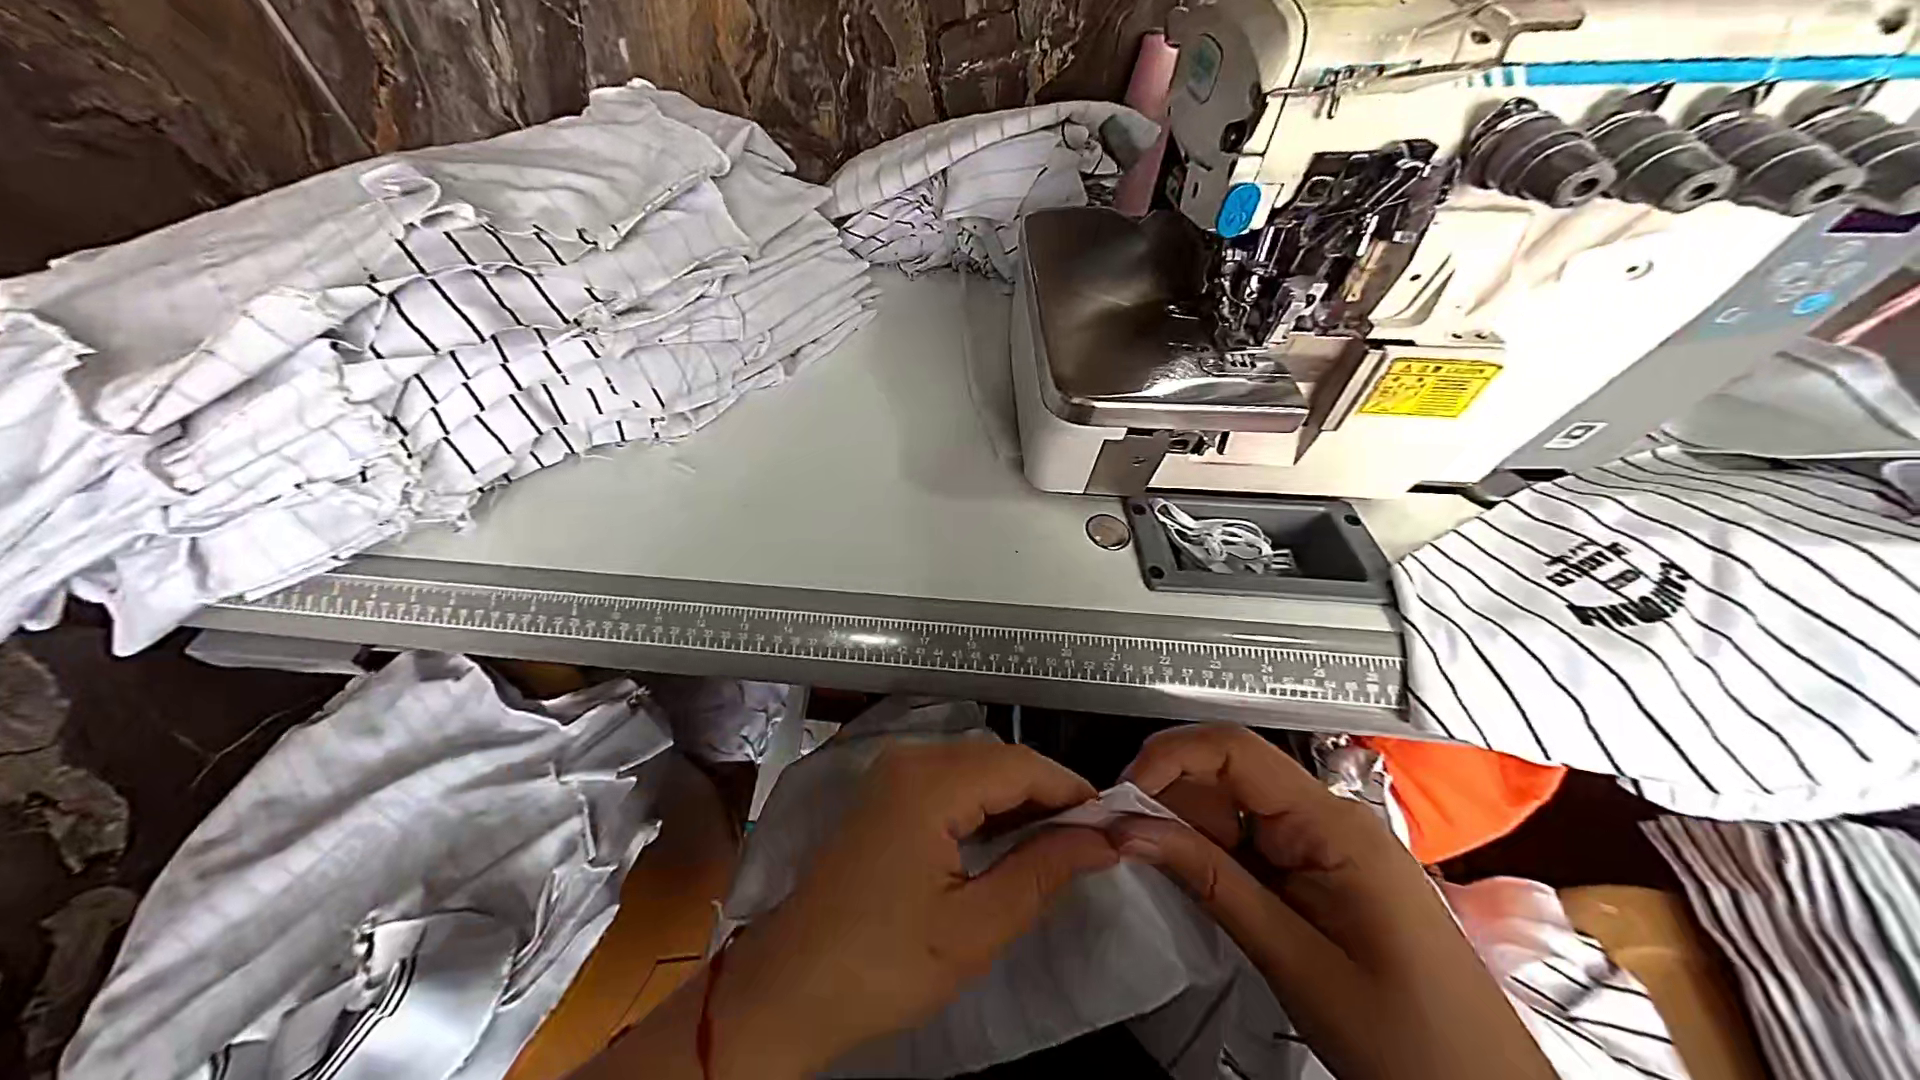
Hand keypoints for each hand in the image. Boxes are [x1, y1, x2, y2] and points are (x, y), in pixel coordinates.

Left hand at [706, 740, 1118, 1077]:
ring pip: (976, 765)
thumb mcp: (976, 926)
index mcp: (929, 781)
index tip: (1111, 826)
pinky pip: (950, 779)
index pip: (1022, 765)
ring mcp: (892, 772)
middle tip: (1088, 840)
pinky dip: (985, 802)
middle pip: (999, 758)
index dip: (1072, 790)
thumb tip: (1101, 840)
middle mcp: (909, 759)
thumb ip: (1043, 871)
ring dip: (1017, 797)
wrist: (792, 986)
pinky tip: (1007, 836)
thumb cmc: (883, 963)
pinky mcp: (885, 791)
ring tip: (1057, 842)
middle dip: (1047, 793)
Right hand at [1112, 724, 1554, 1079]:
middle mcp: (1329, 818)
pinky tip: (1197, 884)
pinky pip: (1250, 839)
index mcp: (1334, 826)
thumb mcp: (1294, 960)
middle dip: (1169, 799)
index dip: (1168, 758)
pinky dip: (1211, 855)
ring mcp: (1325, 841)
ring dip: (1186, 830)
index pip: (1234, 750)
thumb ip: (1210, 882)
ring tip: (1161, 872)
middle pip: (1226, 774)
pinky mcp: (1318, 867)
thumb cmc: (1414, 1041)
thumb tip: (1132, 828)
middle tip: (1126, 842)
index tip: (1123, 795)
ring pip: (1232, 806)